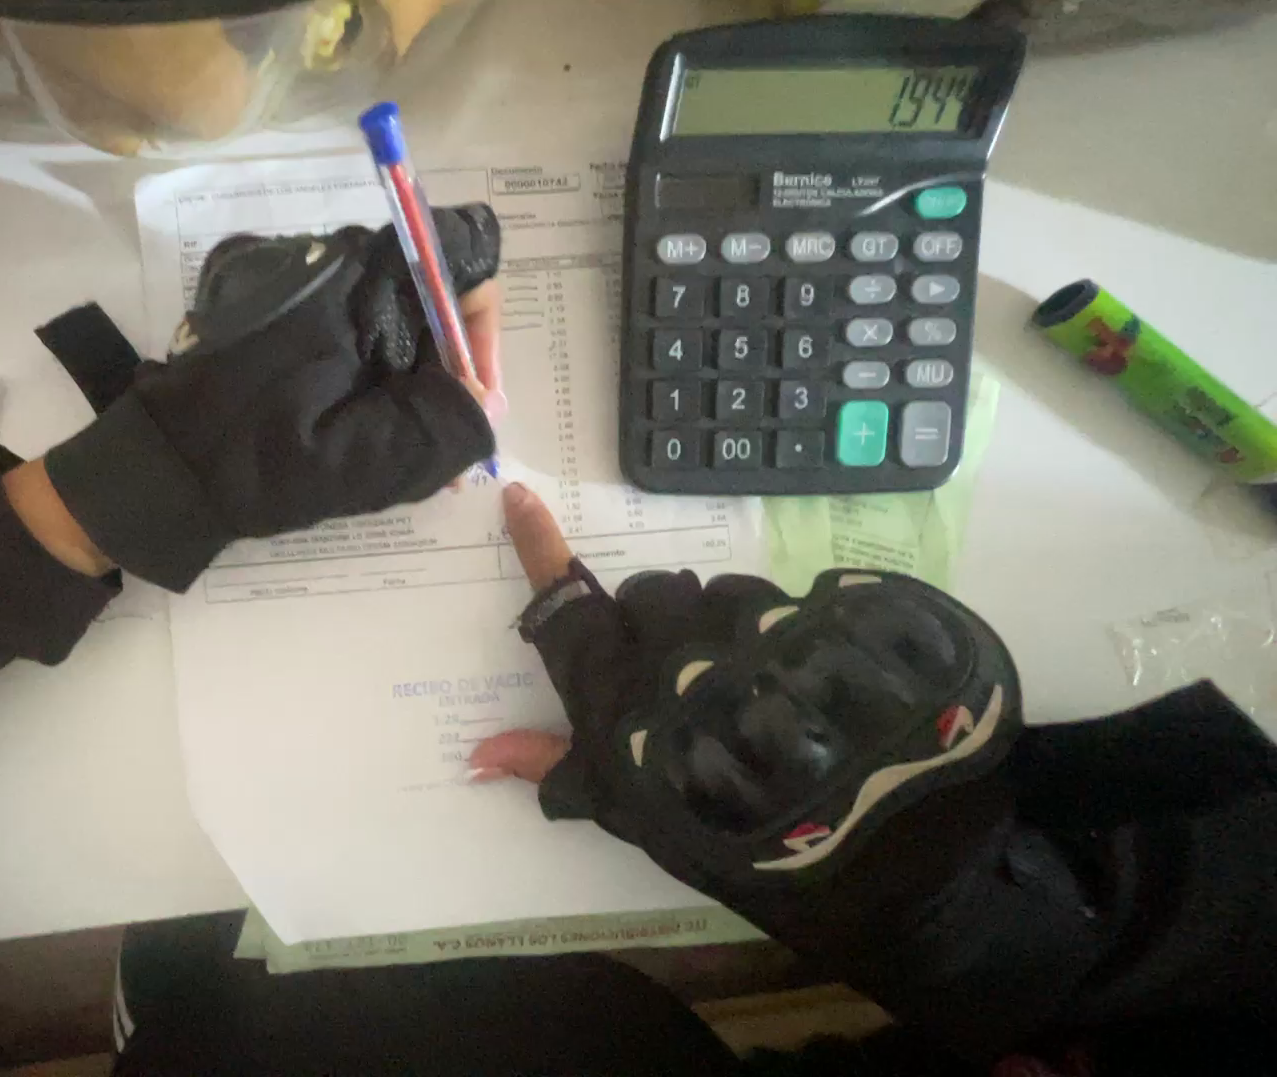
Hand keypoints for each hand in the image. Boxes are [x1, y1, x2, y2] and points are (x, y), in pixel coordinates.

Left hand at [42, 205, 505, 591]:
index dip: (482, 324)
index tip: (473, 396)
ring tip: (413, 459)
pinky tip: (374, 440)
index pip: (455, 252)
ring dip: (415, 387)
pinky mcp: (288, 319)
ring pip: (395, 324)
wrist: (163, 468)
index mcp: (353, 283)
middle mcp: (333, 267)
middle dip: (449, 373)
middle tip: (446, 448)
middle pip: (429, 297)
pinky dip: (378, 385)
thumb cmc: (253, 462)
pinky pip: (358, 340)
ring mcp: (306, 290)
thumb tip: (486, 403)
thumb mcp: (353, 461)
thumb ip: (434, 427)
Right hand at [471, 483, 1020, 890]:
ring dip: (712, 622)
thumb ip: (552, 764)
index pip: (563, 602)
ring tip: (741, 680)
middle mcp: (670, 638)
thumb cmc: (714, 828)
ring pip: (710, 593)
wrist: (862, 843)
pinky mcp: (804, 623)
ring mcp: (742, 624)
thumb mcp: (623, 804)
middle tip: (674, 675)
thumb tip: (478, 753)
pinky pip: (774, 603)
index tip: (519, 496)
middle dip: (649, 619)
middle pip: (643, 592)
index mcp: (615, 679)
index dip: (536, 545)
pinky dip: (769, 628)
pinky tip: (790, 675)